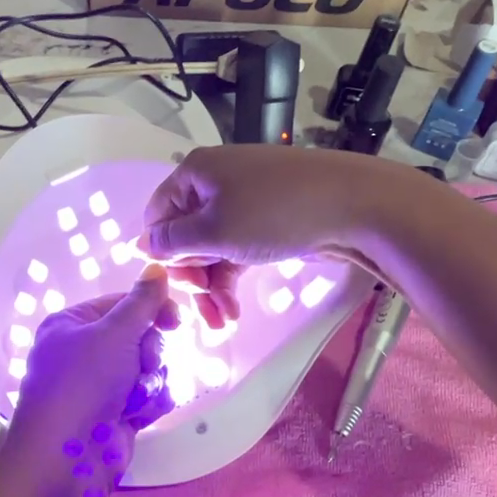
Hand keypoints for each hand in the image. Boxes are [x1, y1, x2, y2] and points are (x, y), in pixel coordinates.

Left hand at [6, 264, 179, 485]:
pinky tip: (137, 416)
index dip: (151, 310)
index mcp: (70, 325)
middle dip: (148, 354)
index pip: (121, 304)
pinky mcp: (115, 415)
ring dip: (149, 382)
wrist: (67, 457)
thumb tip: (157, 267)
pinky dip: (148, 404)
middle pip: (139, 337)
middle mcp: (82, 353)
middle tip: (140, 368)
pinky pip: (147, 396)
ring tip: (133, 399)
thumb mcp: (114, 333)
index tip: (175, 320)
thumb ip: (142, 302)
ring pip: (148, 369)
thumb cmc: (83, 383)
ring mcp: (99, 386)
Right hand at [140, 145, 401, 327]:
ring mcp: (243, 201)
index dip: (162, 253)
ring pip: (212, 249)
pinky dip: (231, 279)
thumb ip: (172, 242)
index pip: (157, 215)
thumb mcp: (213, 231)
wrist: (353, 205)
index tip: (178, 284)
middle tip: (205, 311)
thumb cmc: (273, 214)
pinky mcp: (266, 221)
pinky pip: (236, 250)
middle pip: (184, 237)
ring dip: (211, 287)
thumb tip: (143, 244)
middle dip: (191, 278)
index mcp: (195, 173)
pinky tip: (233, 311)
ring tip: (222, 323)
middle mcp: (215, 183)